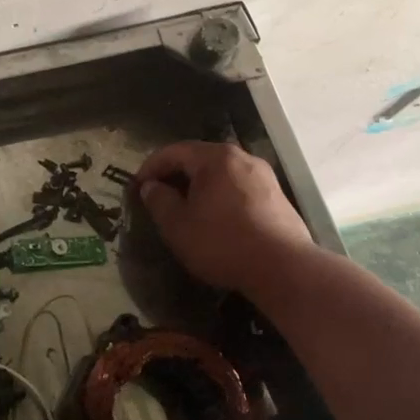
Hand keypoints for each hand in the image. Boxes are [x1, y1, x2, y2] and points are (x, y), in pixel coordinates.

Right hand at [134, 141, 315, 292]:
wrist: (282, 268)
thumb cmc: (222, 242)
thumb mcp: (177, 225)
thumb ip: (159, 201)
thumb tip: (151, 186)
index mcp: (216, 158)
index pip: (174, 151)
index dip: (150, 167)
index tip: (136, 187)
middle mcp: (243, 158)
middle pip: (200, 159)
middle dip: (175, 175)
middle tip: (158, 197)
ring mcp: (264, 177)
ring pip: (221, 174)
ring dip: (199, 187)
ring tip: (185, 209)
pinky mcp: (277, 198)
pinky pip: (238, 188)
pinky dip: (220, 197)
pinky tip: (214, 219)